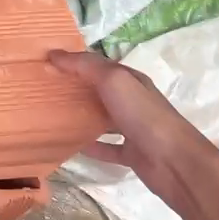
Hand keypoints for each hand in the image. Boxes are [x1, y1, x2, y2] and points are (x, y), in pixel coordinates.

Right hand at [48, 49, 215, 203]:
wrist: (177, 164)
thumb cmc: (144, 115)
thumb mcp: (113, 80)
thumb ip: (84, 66)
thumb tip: (53, 55)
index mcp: (129, 80)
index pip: (97, 64)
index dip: (73, 60)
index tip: (44, 61)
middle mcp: (132, 101)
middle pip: (98, 89)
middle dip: (74, 86)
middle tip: (42, 86)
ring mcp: (133, 129)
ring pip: (102, 117)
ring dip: (81, 114)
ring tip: (52, 113)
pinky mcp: (132, 154)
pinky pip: (106, 147)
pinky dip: (90, 145)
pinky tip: (70, 144)